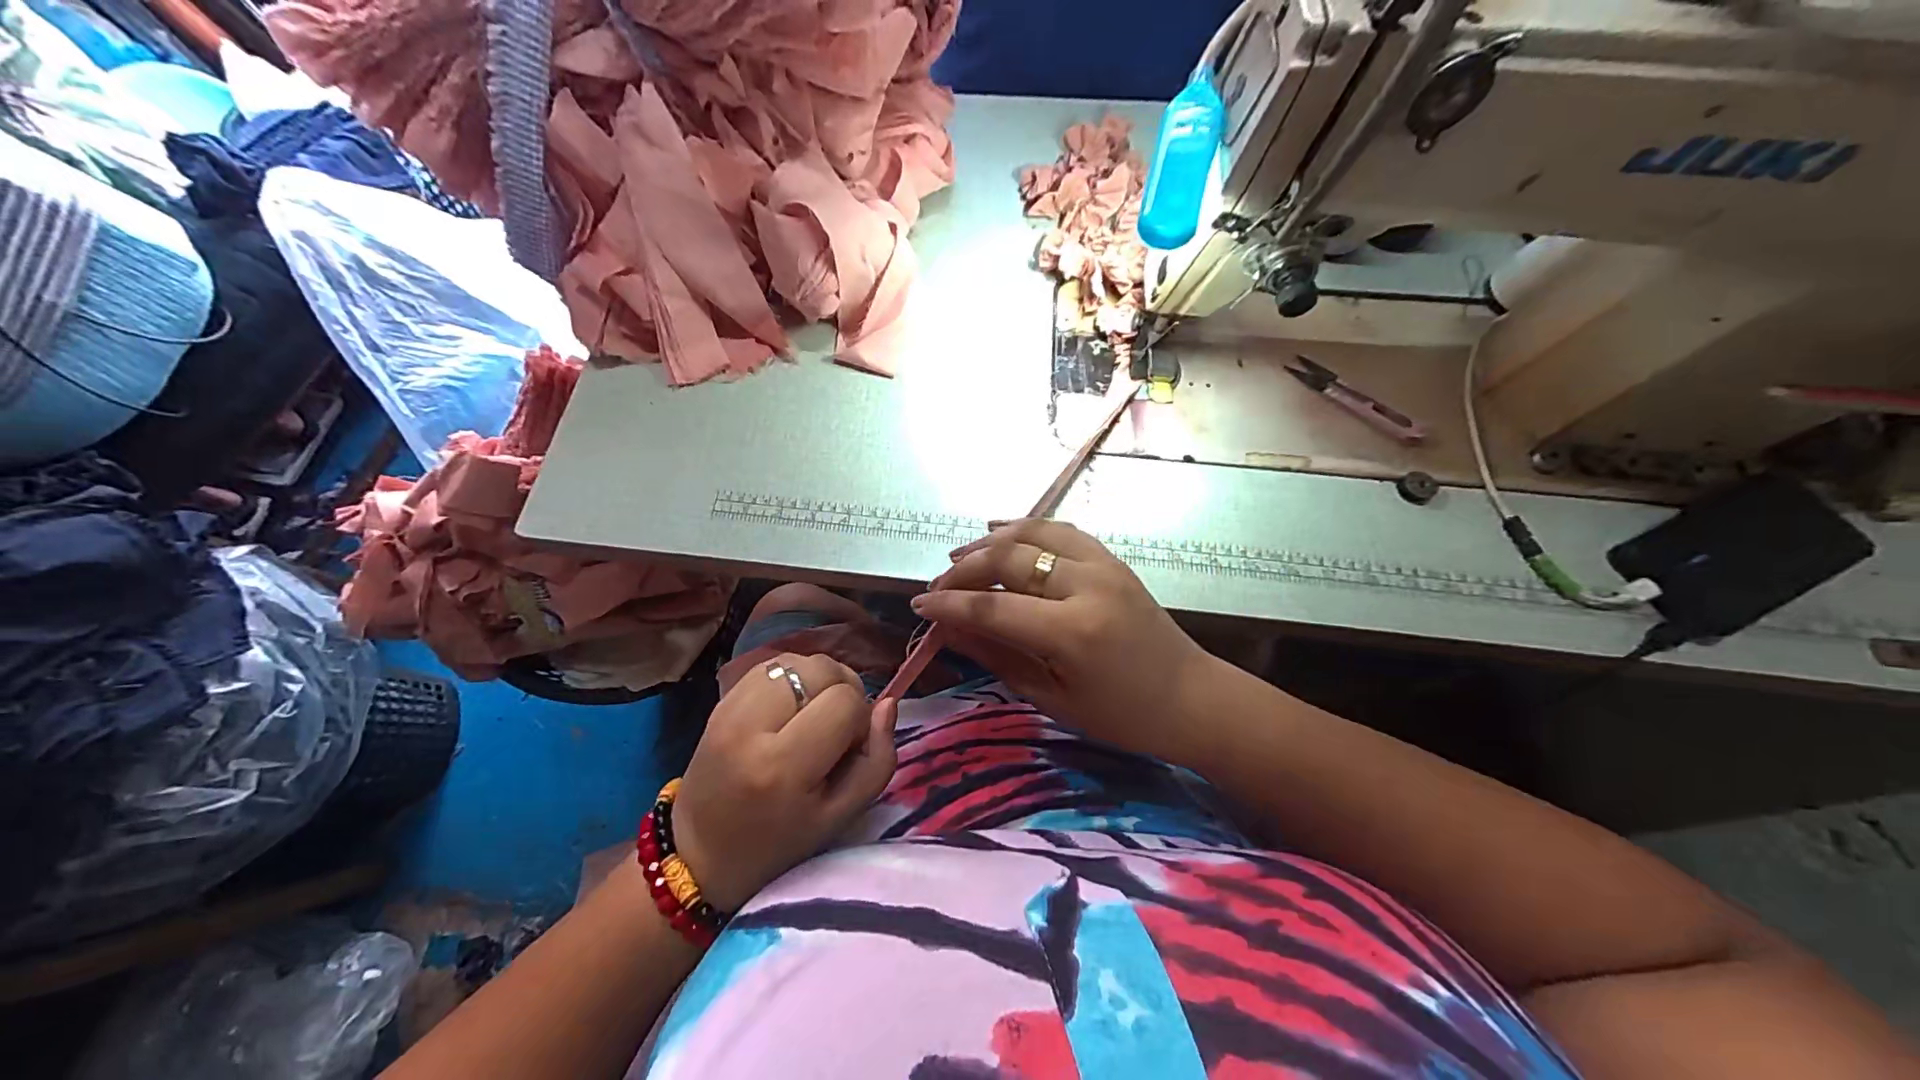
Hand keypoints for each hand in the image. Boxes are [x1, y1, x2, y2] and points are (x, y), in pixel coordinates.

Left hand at [672, 653, 896, 911]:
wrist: (702, 851)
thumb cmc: (780, 842)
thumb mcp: (840, 816)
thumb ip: (877, 761)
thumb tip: (888, 704)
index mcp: (782, 767)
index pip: (845, 702)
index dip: (860, 720)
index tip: (850, 749)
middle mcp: (751, 727)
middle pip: (822, 669)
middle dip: (842, 691)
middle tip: (835, 727)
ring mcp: (730, 709)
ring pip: (798, 660)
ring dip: (817, 680)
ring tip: (813, 715)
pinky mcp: (720, 700)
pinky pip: (772, 665)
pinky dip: (793, 678)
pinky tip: (791, 707)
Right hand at [912, 519, 1219, 762]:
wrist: (1193, 698)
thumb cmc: (1122, 716)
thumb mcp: (1052, 697)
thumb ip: (997, 656)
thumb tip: (948, 628)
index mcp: (1073, 631)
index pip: (993, 605)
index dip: (949, 602)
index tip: (919, 604)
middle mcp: (1087, 585)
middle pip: (1008, 560)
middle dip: (964, 569)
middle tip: (937, 585)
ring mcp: (1104, 565)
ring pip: (1033, 533)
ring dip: (990, 541)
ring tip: (959, 555)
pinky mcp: (1112, 559)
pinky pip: (1061, 531)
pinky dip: (1026, 528)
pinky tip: (1001, 533)